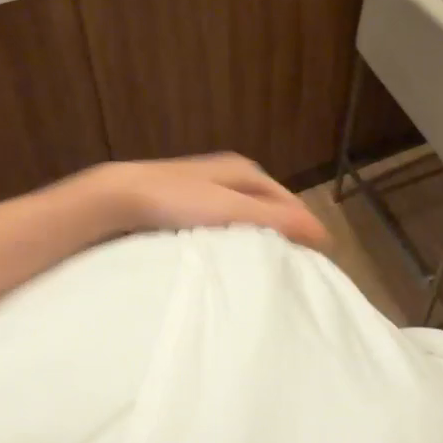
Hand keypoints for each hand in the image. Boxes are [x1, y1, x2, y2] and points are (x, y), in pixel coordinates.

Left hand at [77, 154, 330, 250]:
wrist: (118, 198)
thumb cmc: (177, 200)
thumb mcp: (230, 208)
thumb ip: (275, 219)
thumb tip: (323, 233)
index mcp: (246, 169)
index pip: (290, 202)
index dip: (303, 229)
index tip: (316, 263)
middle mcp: (229, 175)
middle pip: (268, 208)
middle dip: (282, 235)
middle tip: (292, 273)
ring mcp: (205, 190)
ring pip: (244, 218)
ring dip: (255, 241)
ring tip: (264, 273)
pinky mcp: (184, 207)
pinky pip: (221, 226)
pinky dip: (231, 243)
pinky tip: (228, 262)